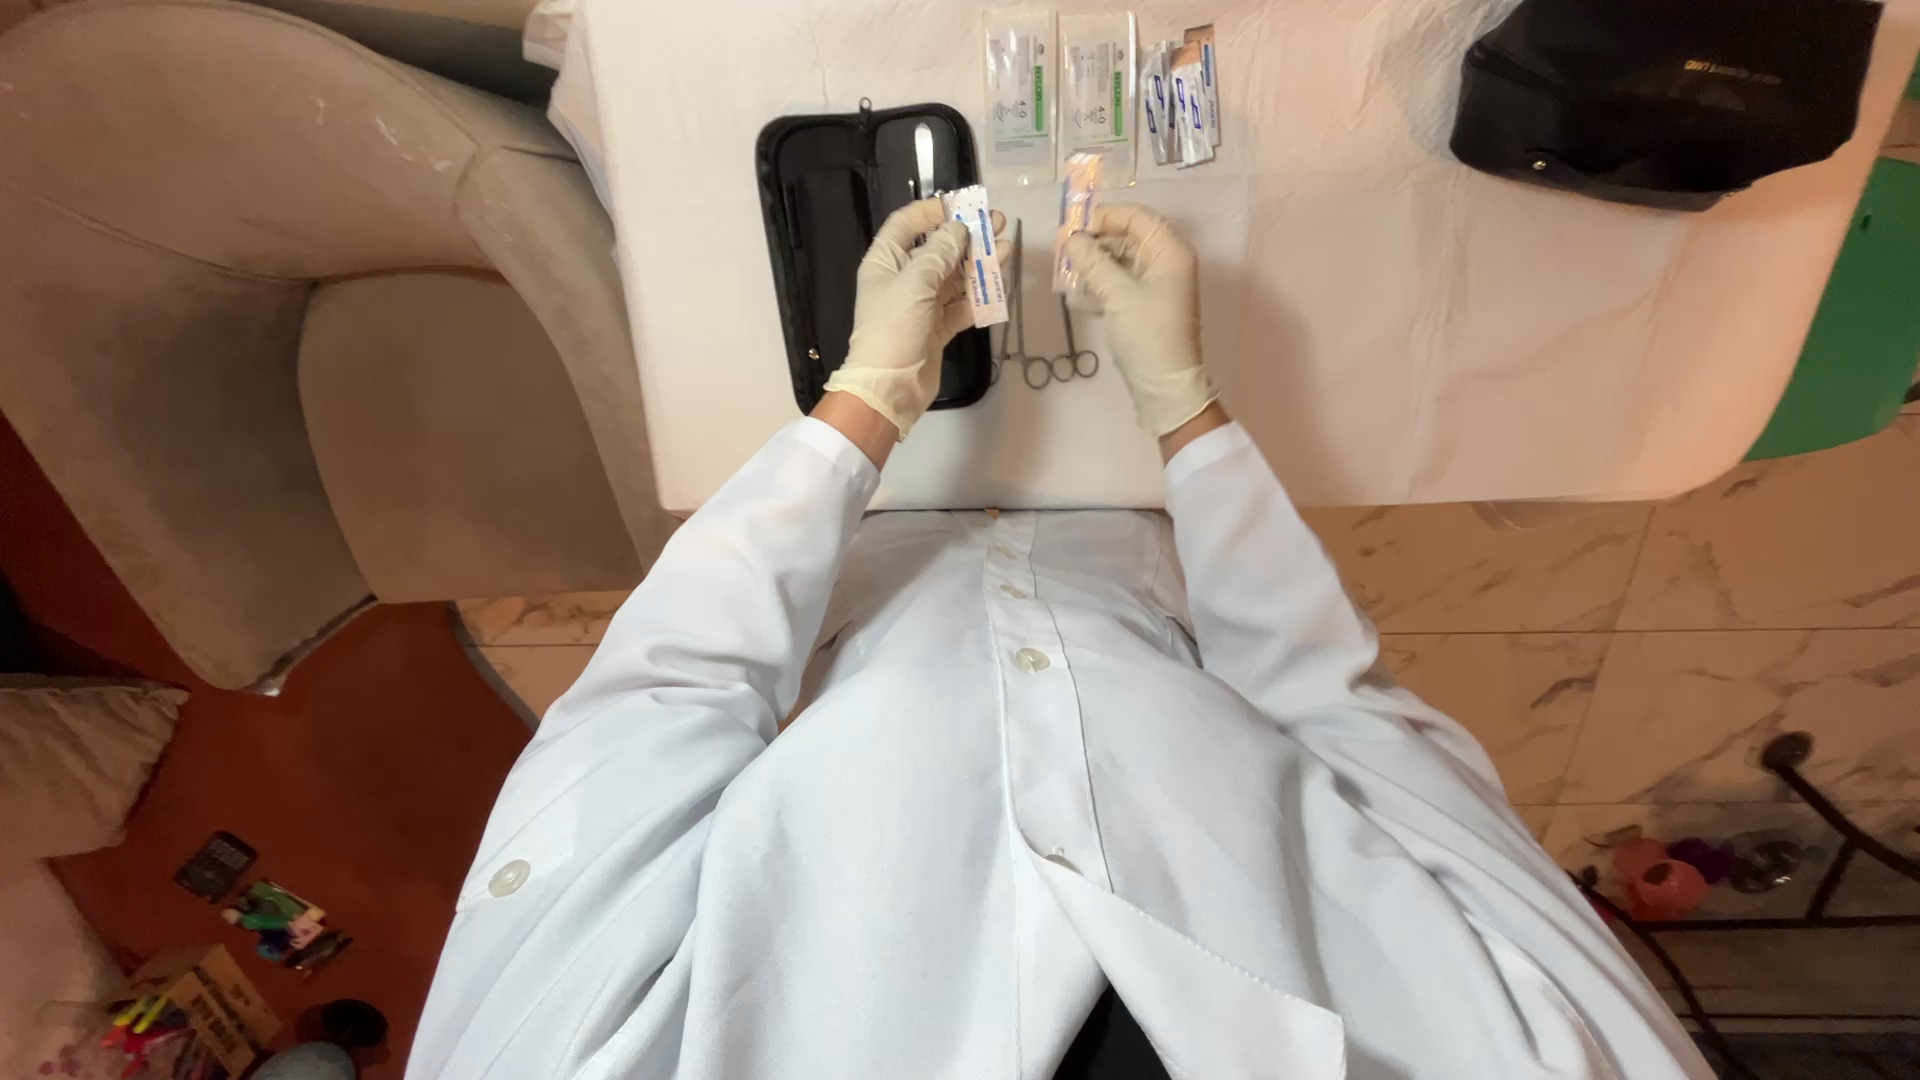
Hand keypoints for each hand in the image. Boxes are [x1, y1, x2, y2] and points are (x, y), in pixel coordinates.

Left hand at [822, 198, 978, 440]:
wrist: (890, 387)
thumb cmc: (893, 329)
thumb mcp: (914, 284)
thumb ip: (940, 253)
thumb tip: (959, 230)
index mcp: (886, 262)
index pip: (907, 224)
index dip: (932, 211)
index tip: (962, 206)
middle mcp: (904, 279)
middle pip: (938, 248)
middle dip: (968, 236)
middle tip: (999, 224)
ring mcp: (923, 305)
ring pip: (955, 276)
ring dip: (980, 263)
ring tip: (1007, 249)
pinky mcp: (938, 327)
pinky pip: (962, 305)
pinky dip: (979, 295)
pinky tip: (999, 283)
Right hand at [1062, 204, 1218, 435]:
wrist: (1164, 387)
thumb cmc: (1147, 336)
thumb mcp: (1118, 296)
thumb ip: (1093, 263)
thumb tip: (1070, 238)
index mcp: (1170, 252)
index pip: (1137, 217)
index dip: (1105, 216)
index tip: (1073, 227)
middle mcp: (1167, 262)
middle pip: (1128, 236)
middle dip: (1096, 240)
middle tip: (1063, 250)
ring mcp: (1157, 285)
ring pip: (1122, 260)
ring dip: (1095, 263)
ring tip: (1067, 271)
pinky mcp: (1146, 305)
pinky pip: (1121, 282)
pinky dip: (1101, 283)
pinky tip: (1078, 292)